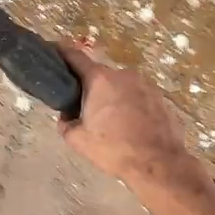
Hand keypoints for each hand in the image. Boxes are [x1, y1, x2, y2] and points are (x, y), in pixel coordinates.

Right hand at [57, 43, 212, 197]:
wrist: (158, 163)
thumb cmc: (113, 149)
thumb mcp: (77, 140)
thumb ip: (65, 122)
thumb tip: (67, 115)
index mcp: (100, 80)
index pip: (76, 57)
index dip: (62, 52)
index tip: (53, 51)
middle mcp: (124, 75)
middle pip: (99, 75)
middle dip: (90, 87)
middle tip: (84, 108)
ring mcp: (146, 84)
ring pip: (120, 86)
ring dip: (112, 97)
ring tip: (111, 122)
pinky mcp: (161, 98)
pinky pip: (138, 97)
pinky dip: (130, 106)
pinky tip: (130, 126)